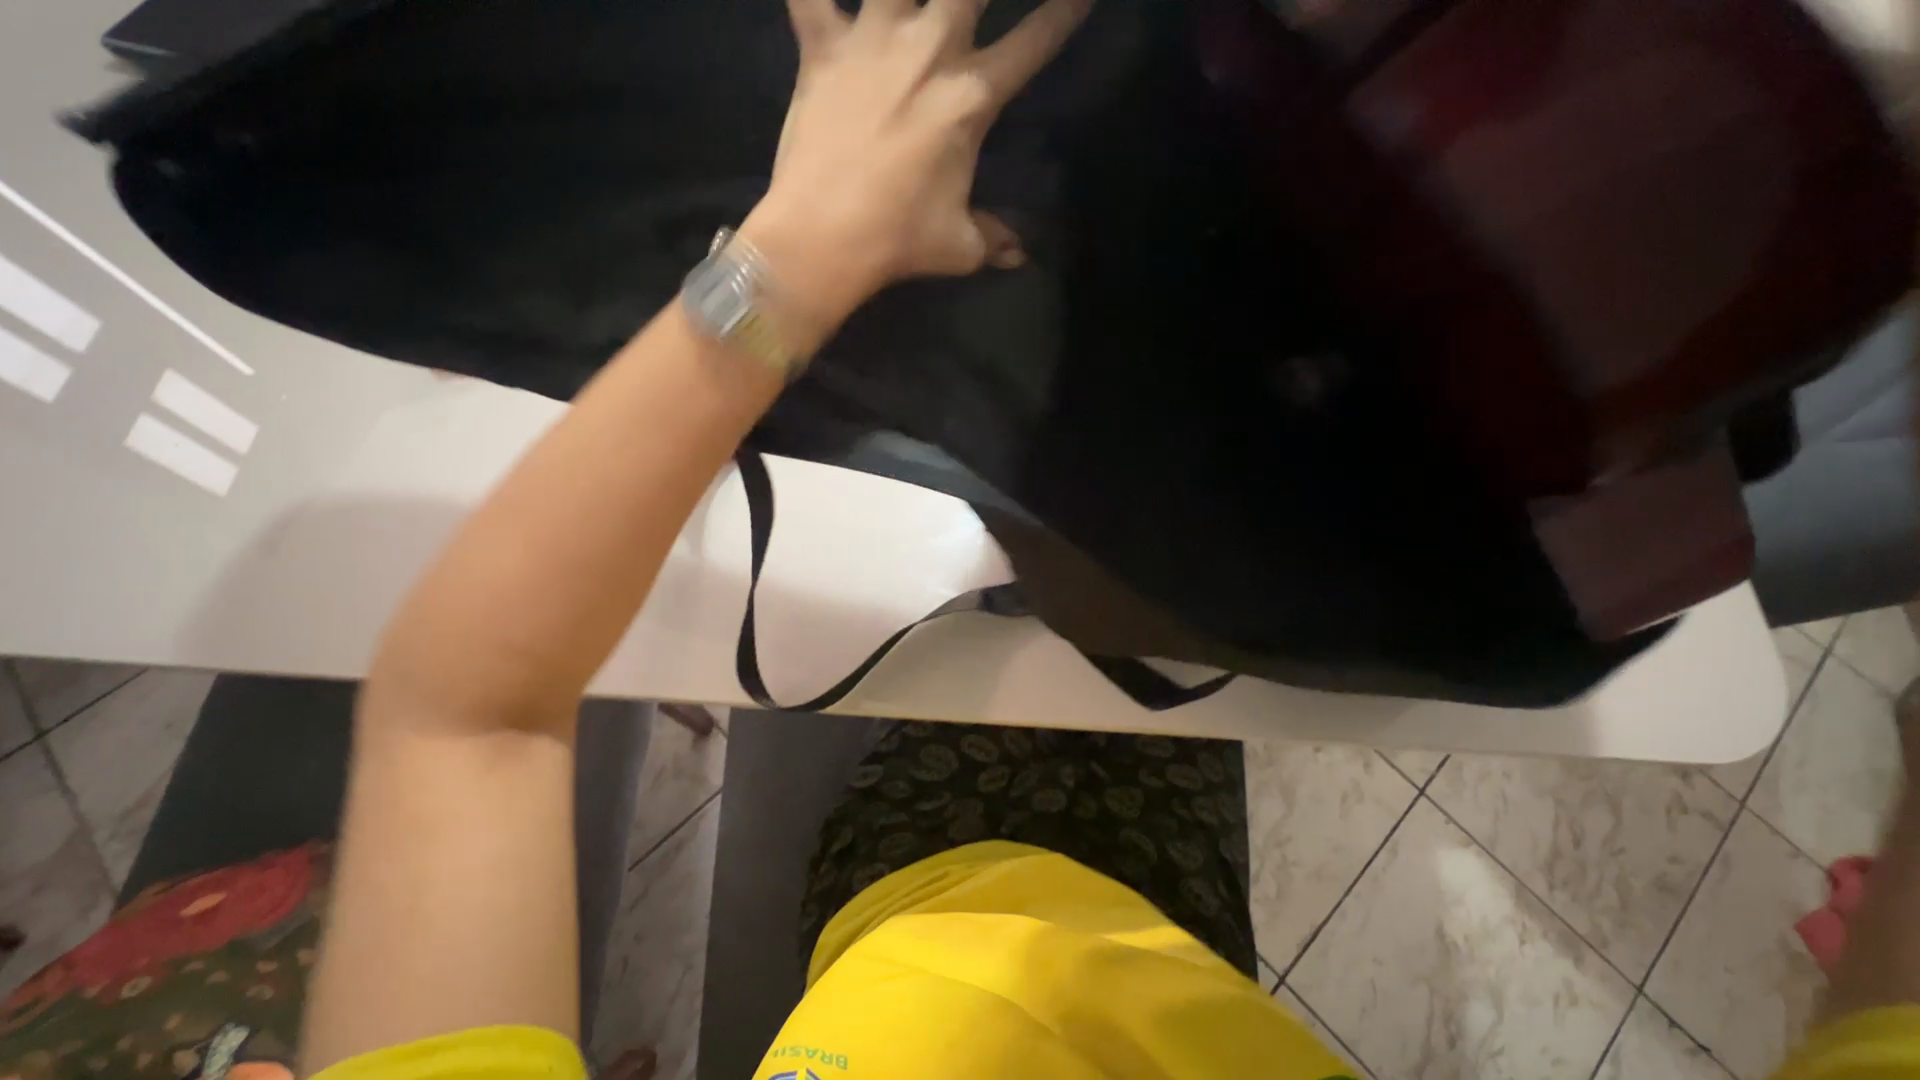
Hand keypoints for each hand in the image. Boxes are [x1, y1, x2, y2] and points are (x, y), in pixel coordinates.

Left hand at [742, 0, 1092, 322]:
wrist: (821, 238)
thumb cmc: (897, 241)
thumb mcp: (959, 247)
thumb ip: (993, 238)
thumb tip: (1019, 254)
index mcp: (972, 96)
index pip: (1036, 39)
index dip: (1065, 8)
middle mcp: (929, 50)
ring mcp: (871, 40)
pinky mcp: (820, 48)